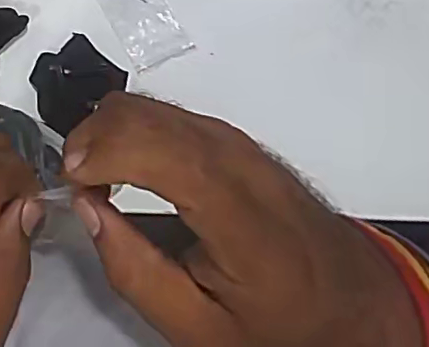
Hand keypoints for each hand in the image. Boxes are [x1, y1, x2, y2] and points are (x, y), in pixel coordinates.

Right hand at [63, 92, 420, 346]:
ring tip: (93, 176)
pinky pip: (157, 110)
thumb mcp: (204, 330)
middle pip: (141, 116)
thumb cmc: (286, 324)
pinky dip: (123, 126)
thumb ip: (136, 272)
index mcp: (243, 217)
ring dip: (103, 130)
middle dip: (89, 138)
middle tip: (75, 182)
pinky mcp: (223, 131)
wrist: (355, 301)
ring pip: (143, 105)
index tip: (72, 181)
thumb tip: (86, 208)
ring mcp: (230, 138)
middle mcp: (237, 161)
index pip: (162, 152)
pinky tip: (119, 162)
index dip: (104, 152)